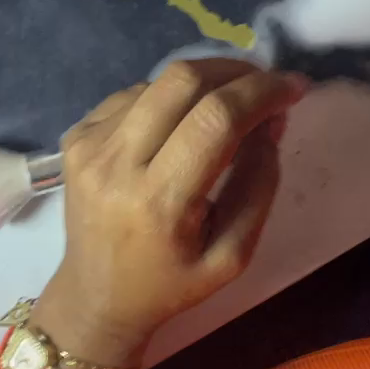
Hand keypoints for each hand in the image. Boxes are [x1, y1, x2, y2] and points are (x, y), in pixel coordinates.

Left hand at [28, 60, 306, 368]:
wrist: (96, 297)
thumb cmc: (170, 284)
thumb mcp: (233, 256)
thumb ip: (259, 185)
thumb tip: (269, 121)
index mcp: (159, 202)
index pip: (216, 119)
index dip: (262, 92)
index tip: (294, 87)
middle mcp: (116, 164)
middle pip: (182, 80)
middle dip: (234, 71)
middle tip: (263, 85)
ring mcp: (89, 146)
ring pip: (156, 82)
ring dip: (201, 84)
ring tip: (224, 108)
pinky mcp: (75, 137)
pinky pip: (131, 95)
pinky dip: (166, 99)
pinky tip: (177, 125)